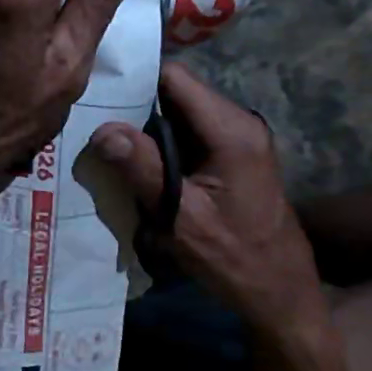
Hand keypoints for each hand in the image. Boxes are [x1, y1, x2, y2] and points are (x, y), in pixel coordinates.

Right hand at [88, 62, 327, 333]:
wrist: (280, 294)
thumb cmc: (234, 258)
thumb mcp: (182, 217)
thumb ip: (143, 168)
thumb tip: (102, 128)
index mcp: (231, 130)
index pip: (174, 77)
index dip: (133, 79)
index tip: (96, 93)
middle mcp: (237, 121)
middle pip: (174, 90)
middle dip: (132, 103)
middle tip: (91, 119)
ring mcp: (236, 135)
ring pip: (176, 109)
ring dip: (142, 123)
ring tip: (104, 137)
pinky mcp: (229, 151)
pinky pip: (185, 129)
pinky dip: (157, 139)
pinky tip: (131, 156)